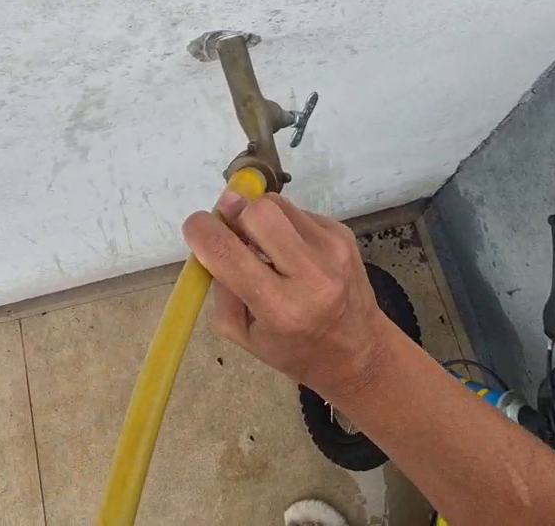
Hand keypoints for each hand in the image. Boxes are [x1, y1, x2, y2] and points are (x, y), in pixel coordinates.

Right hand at [181, 191, 403, 403]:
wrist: (360, 352)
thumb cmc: (294, 350)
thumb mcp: (244, 336)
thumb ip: (221, 287)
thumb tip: (214, 233)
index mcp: (281, 309)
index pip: (228, 253)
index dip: (201, 230)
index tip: (194, 227)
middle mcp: (311, 275)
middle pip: (258, 211)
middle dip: (236, 215)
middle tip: (232, 231)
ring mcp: (332, 250)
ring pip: (277, 203)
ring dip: (259, 216)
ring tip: (265, 245)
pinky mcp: (343, 234)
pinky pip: (297, 211)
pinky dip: (284, 223)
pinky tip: (290, 250)